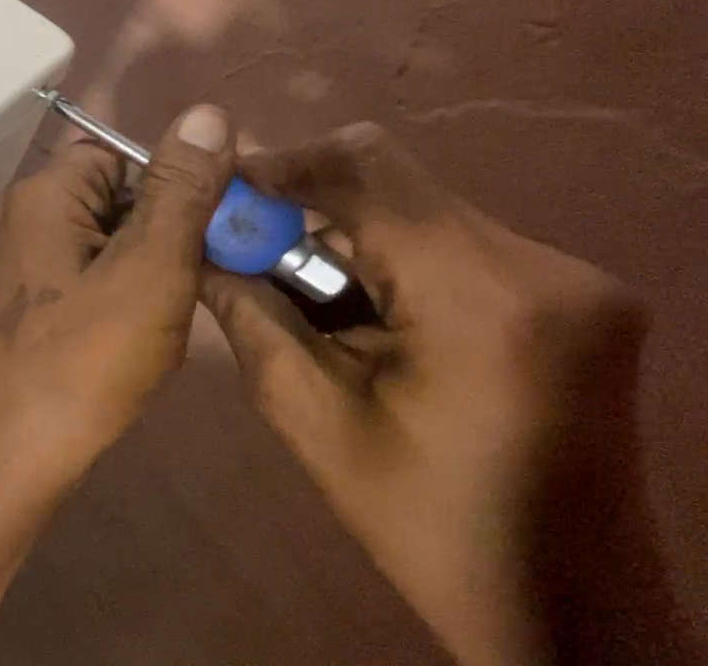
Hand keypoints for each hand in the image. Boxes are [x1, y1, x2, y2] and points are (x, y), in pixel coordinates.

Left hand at [0, 105, 238, 665]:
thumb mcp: (150, 269)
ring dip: (141, 280)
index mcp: (39, 195)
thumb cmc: (83, 358)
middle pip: (106, 202)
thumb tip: (206, 113)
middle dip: (158, 242)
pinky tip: (129, 350)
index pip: (116, 156)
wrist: (7, 452)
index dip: (170, 188)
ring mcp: (6, 266)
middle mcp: (13, 220)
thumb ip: (179, 191)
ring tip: (158, 330)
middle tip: (185, 293)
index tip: (210, 235)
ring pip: (97, 249)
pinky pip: (75, 285)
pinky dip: (110, 306)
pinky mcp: (11, 308)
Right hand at [202, 123, 683, 665]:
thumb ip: (248, 310)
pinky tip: (365, 314)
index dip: (280, 162)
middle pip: (391, 181)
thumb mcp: (307, 414)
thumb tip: (196, 242)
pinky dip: (391, 258)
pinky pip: (454, 240)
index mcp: (478, 296)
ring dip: (346, 235)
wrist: (567, 608)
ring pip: (419, 207)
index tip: (218, 193)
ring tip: (306, 298)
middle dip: (305, 206)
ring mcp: (572, 279)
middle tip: (248, 252)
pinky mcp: (575, 297)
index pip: (365, 166)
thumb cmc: (425, 519)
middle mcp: (541, 266)